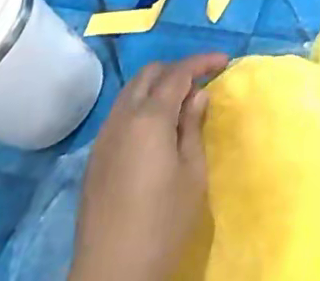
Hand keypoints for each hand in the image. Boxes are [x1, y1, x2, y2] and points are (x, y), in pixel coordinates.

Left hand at [68, 54, 229, 280]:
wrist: (112, 274)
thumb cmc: (163, 221)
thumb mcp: (192, 171)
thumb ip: (193, 126)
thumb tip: (197, 95)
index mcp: (148, 118)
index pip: (177, 73)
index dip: (202, 61)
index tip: (225, 61)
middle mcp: (121, 120)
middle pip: (147, 75)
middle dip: (176, 69)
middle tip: (203, 81)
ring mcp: (103, 140)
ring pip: (130, 93)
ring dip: (157, 88)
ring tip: (183, 104)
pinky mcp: (95, 161)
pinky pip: (120, 116)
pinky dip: (142, 107)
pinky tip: (158, 129)